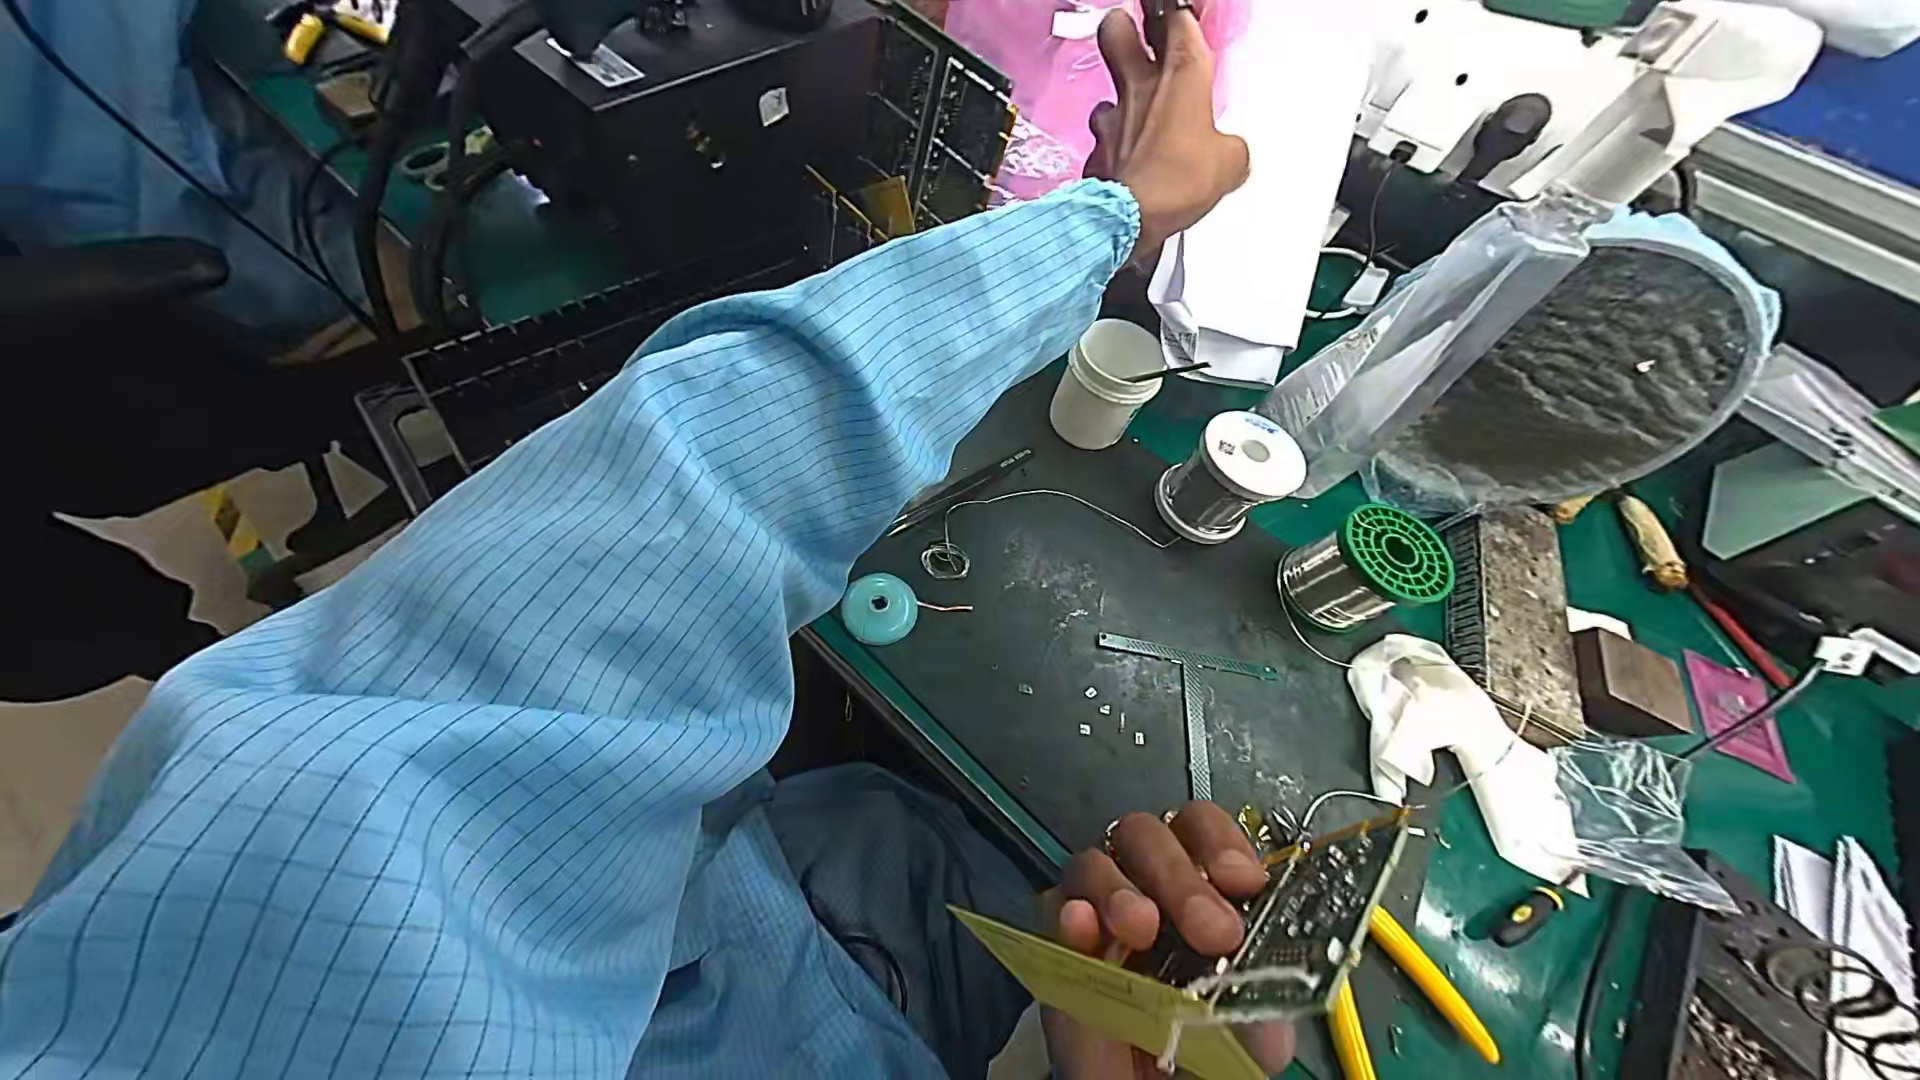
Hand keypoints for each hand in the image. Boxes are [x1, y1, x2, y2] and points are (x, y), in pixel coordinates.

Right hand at [1040, 802, 1295, 1078]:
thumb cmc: (1204, 1047)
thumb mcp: (1253, 1029)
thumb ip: (1260, 995)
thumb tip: (1255, 982)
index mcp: (1191, 881)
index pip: (1198, 827)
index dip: (1218, 841)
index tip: (1242, 881)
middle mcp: (1139, 878)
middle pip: (1144, 834)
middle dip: (1176, 874)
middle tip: (1209, 929)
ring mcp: (1093, 904)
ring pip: (1092, 861)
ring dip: (1117, 889)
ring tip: (1141, 928)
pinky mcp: (1056, 942)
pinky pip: (1051, 910)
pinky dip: (1068, 913)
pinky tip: (1083, 926)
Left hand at [1085, 5, 1249, 269]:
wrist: (1128, 221)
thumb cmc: (1178, 182)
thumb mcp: (1229, 163)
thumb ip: (1230, 148)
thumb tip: (1226, 156)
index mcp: (1181, 71)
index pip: (1178, 14)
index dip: (1179, 13)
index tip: (1184, 19)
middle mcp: (1139, 87)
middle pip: (1117, 27)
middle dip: (1124, 27)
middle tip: (1135, 43)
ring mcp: (1110, 120)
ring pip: (1104, 95)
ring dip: (1116, 107)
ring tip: (1131, 127)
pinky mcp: (1092, 156)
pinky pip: (1097, 147)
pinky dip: (1109, 156)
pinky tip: (1121, 170)